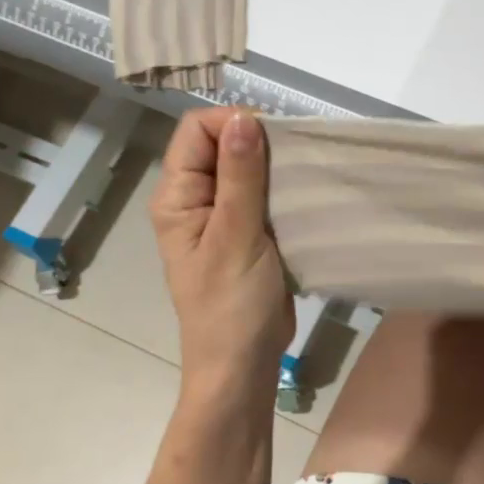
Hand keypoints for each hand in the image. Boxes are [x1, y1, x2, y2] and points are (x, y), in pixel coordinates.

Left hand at [150, 108, 292, 393]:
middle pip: (221, 146)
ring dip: (275, 169)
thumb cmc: (232, 305)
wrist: (243, 365)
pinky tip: (306, 197)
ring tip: (305, 176)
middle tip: (297, 159)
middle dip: (258, 144)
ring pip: (246, 172)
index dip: (232, 125)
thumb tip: (243, 118)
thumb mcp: (236, 236)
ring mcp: (222, 220)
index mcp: (177, 197)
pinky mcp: (248, 236)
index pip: (196, 131)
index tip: (274, 141)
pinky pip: (263, 199)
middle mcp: (195, 201)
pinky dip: (283, 193)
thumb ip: (241, 176)